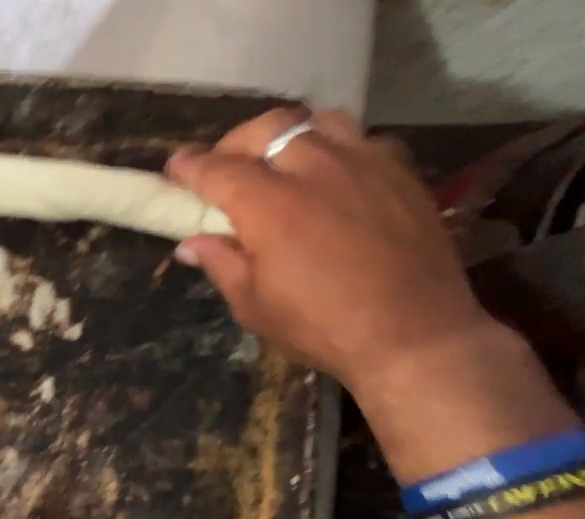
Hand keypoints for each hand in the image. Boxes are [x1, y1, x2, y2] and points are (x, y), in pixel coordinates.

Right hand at [165, 108, 507, 397]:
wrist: (411, 332)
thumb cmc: (319, 325)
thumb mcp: (253, 305)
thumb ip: (222, 264)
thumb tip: (192, 244)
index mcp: (271, 206)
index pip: (219, 171)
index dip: (190, 167)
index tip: (173, 169)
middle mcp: (316, 170)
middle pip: (269, 128)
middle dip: (236, 142)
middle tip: (223, 166)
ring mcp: (364, 164)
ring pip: (319, 120)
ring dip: (288, 135)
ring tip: (278, 161)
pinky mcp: (400, 172)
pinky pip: (361, 139)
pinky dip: (334, 147)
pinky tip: (329, 176)